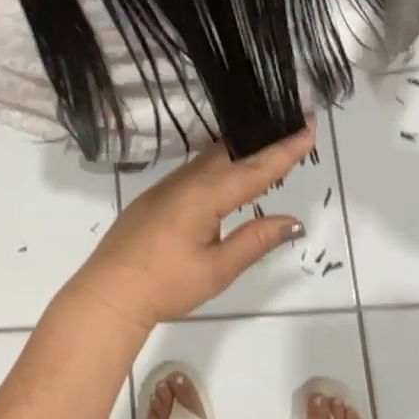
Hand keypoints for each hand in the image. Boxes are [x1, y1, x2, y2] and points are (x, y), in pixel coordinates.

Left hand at [63, 125, 315, 331]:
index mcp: (204, 195)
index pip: (253, 168)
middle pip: (231, 153)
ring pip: (211, 158)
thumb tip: (292, 221)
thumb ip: (255, 241)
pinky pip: (196, 169)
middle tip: (296, 128)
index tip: (308, 126)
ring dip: (241, 150)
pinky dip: (221, 163)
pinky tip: (230, 171)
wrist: (109, 292)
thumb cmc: (166, 284)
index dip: (284, 150)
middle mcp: (186, 181)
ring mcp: (167, 186)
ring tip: (270, 146)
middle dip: (265, 141)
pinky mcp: (156, 195)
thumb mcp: (217, 269)